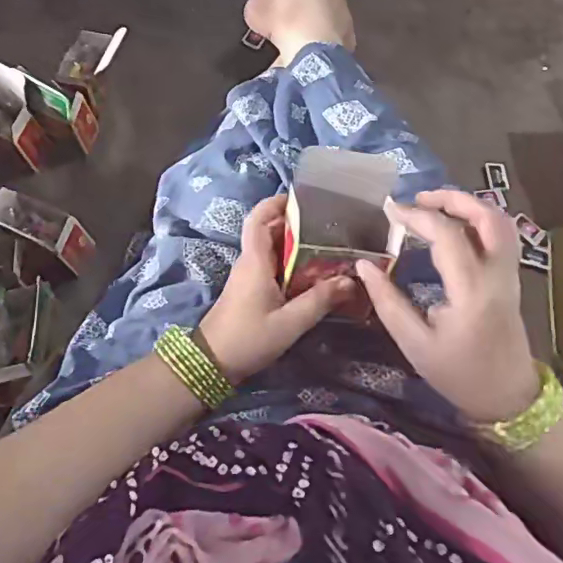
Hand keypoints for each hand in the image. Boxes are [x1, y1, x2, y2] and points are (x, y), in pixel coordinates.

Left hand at [198, 194, 354, 382]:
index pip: (258, 218)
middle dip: (295, 224)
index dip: (275, 203)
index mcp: (255, 261)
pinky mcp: (250, 291)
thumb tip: (351, 281)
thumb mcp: (289, 323)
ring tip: (328, 247)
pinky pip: (272, 267)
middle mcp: (250, 263)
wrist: (211, 363)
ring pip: (272, 250)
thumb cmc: (248, 338)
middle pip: (269, 231)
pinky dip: (290, 265)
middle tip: (328, 226)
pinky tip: (312, 275)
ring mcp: (248, 277)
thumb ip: (320, 300)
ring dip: (295, 246)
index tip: (301, 199)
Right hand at [356, 190, 540, 422]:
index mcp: (472, 292)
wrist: (507, 396)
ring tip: (435, 205)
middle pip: (487, 217)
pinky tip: (453, 225)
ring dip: (469, 205)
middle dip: (452, 198)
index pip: (448, 236)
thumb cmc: (458, 373)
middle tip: (418, 197)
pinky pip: (501, 236)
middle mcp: (497, 275)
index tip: (390, 212)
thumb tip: (364, 265)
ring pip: (500, 223)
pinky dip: (478, 219)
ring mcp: (510, 275)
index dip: (417, 217)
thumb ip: (388, 302)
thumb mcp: (414, 343)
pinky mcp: (512, 278)